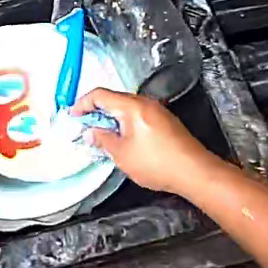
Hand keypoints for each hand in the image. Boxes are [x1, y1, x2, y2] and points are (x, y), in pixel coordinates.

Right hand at [71, 88, 223, 196]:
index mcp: (131, 106)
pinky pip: (138, 115)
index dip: (82, 103)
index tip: (72, 115)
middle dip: (97, 111)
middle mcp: (145, 102)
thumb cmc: (157, 163)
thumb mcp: (121, 154)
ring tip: (103, 136)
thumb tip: (91, 131)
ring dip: (112, 118)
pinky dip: (126, 123)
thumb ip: (102, 139)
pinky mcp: (166, 121)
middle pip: (114, 99)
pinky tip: (124, 140)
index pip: (100, 95)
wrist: (195, 172)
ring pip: (126, 108)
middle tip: (85, 126)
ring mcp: (157, 111)